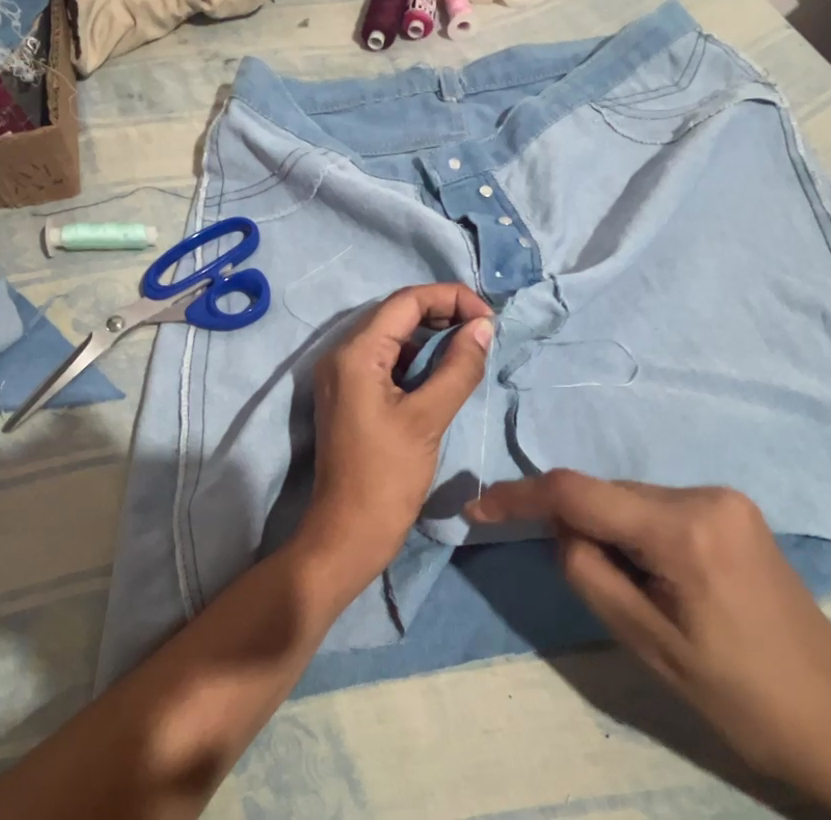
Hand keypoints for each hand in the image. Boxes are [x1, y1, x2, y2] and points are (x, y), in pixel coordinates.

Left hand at [303, 284, 493, 579]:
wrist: (348, 531)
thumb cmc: (387, 476)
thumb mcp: (428, 418)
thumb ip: (458, 367)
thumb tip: (483, 327)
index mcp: (355, 353)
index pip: (406, 302)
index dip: (450, 299)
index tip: (489, 318)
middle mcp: (341, 355)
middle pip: (396, 315)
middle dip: (442, 315)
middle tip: (484, 332)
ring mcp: (342, 376)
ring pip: (392, 338)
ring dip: (431, 337)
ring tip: (471, 349)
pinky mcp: (349, 396)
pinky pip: (385, 362)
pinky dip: (417, 360)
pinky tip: (445, 372)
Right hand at [464, 472, 830, 783]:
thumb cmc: (734, 690)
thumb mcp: (642, 640)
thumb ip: (585, 569)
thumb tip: (558, 526)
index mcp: (684, 528)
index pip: (578, 492)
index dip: (520, 495)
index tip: (477, 508)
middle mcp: (705, 494)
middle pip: (605, 493)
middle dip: (572, 523)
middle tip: (569, 576)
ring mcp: (725, 498)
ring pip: (629, 499)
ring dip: (605, 530)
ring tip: (626, 591)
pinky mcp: (733, 511)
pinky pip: (656, 507)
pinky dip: (634, 532)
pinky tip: (650, 575)